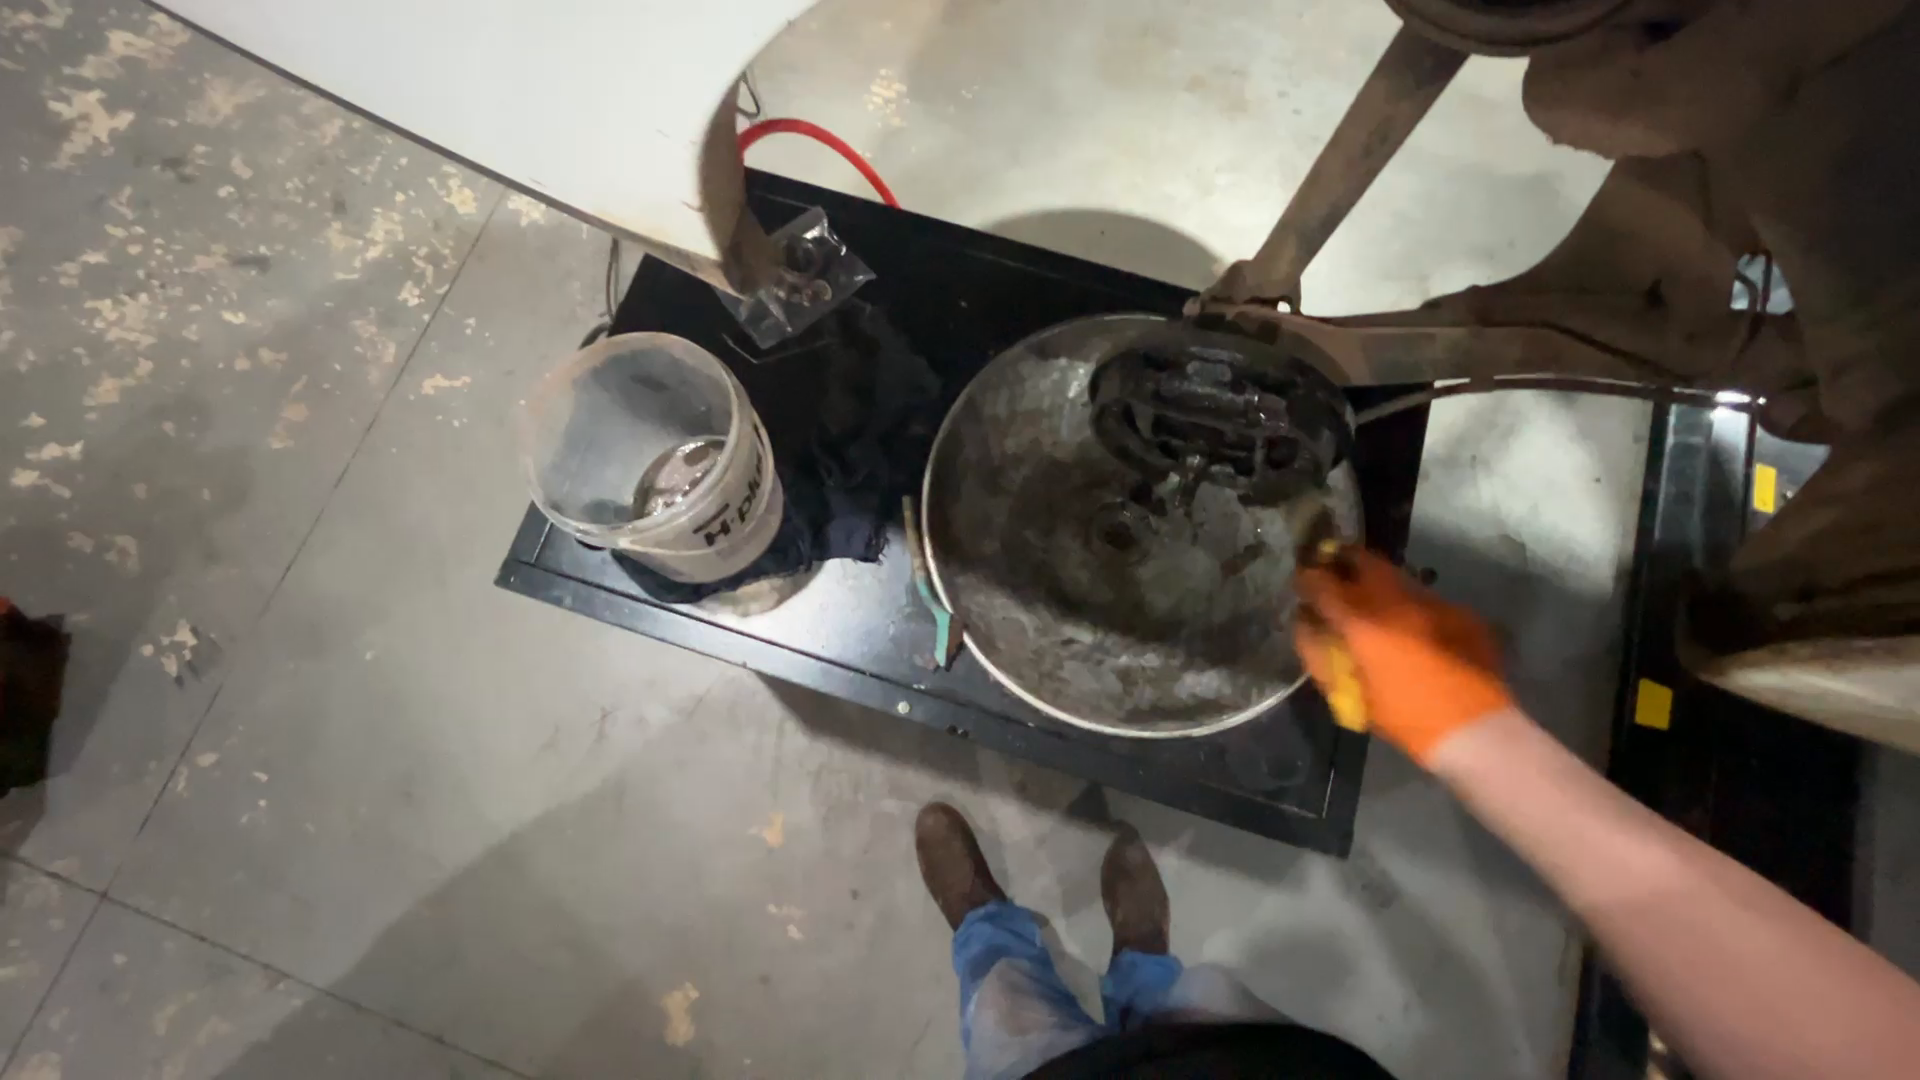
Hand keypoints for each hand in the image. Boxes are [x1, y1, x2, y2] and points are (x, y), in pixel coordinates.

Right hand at [1295, 549, 1513, 764]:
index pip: (1323, 583)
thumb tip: (1305, 622)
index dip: (1307, 577)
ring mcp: (1434, 603)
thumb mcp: (1347, 693)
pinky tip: (1410, 624)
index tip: (1301, 579)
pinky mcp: (1462, 613)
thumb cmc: (1404, 718)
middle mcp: (1397, 602)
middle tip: (1332, 567)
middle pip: (1364, 561)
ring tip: (1368, 595)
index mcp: (1363, 624)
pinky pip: (1425, 597)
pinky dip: (1408, 603)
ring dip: (1376, 578)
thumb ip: (1316, 653)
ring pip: (1396, 574)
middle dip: (1343, 559)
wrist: (1477, 732)